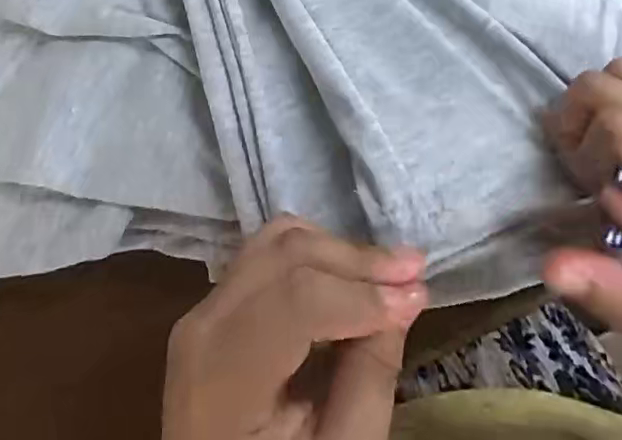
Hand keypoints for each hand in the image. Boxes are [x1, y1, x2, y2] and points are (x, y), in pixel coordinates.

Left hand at [163, 216, 427, 439]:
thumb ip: (369, 381)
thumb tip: (406, 298)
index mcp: (222, 377)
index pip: (296, 300)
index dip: (361, 293)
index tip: (417, 298)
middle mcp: (204, 323)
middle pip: (287, 254)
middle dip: (357, 259)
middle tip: (415, 271)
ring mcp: (204, 306)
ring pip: (278, 240)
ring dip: (338, 251)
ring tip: (387, 274)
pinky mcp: (216, 301)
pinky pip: (268, 253)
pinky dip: (316, 255)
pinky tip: (349, 278)